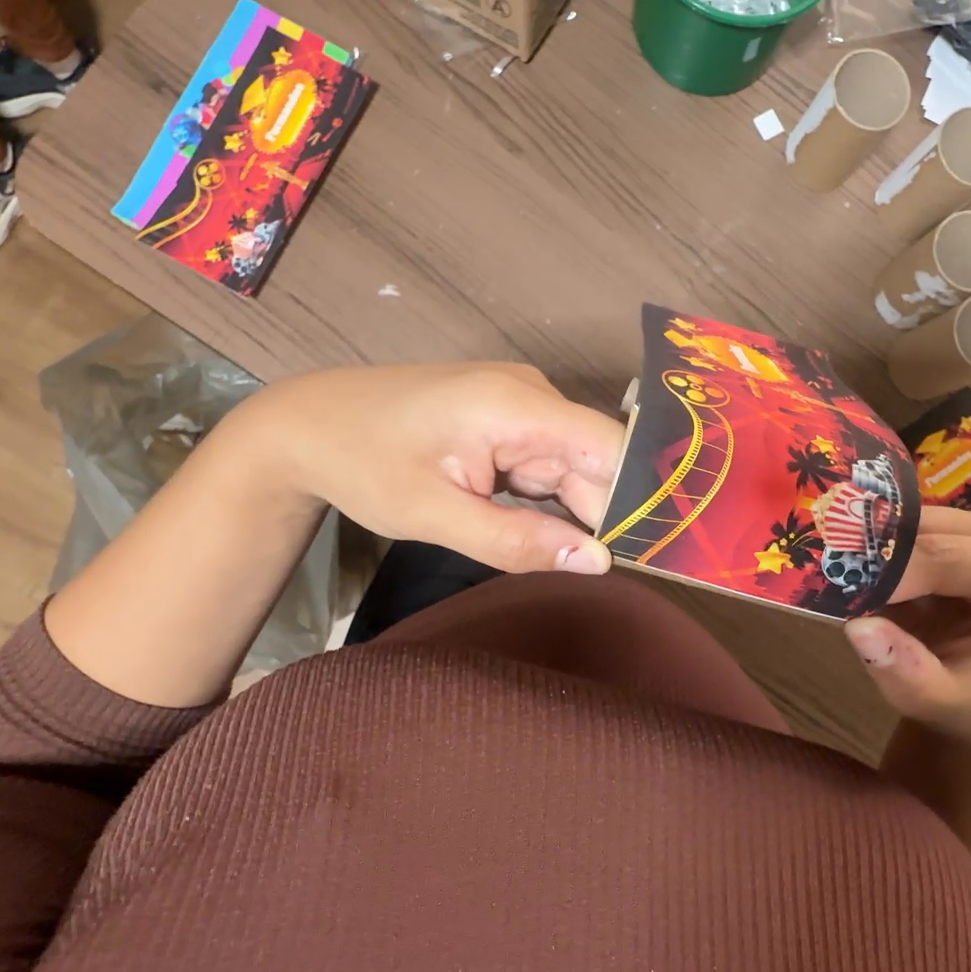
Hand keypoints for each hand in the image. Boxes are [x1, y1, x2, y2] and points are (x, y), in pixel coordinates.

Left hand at [225, 362, 624, 574]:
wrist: (307, 427)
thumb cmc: (362, 463)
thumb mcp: (434, 514)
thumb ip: (516, 541)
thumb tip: (598, 562)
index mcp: (517, 405)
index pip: (611, 446)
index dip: (644, 496)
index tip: (664, 549)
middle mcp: (531, 398)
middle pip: (598, 461)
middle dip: (607, 516)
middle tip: (613, 573)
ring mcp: (520, 409)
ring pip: (576, 469)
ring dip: (576, 514)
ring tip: (572, 556)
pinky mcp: (508, 425)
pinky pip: (549, 469)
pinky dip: (551, 505)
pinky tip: (545, 533)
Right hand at [843, 508, 970, 739]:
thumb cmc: (969, 701)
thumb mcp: (938, 702)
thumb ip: (906, 674)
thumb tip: (858, 627)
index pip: (947, 557)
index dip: (890, 570)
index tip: (842, 594)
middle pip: (925, 530)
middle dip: (875, 554)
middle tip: (830, 583)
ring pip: (909, 520)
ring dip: (871, 547)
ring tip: (840, 581)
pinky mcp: (961, 526)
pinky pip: (905, 523)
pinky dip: (876, 546)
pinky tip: (856, 573)